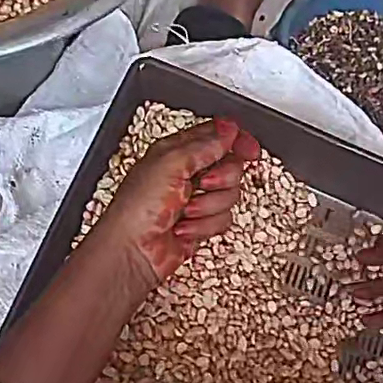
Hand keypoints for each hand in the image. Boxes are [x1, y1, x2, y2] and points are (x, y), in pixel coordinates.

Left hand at [89, 117, 261, 291]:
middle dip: (222, 178)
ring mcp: (196, 200)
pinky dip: (205, 226)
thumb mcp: (170, 164)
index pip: (216, 136)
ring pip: (230, 196)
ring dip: (210, 206)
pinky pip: (223, 220)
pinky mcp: (201, 224)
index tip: (250, 150)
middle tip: (205, 184)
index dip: (236, 141)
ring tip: (186, 211)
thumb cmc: (138, 209)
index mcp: (178, 152)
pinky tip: (185, 229)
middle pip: (231, 167)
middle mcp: (188, 174)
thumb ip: (203, 145)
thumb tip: (228, 131)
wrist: (133, 251)